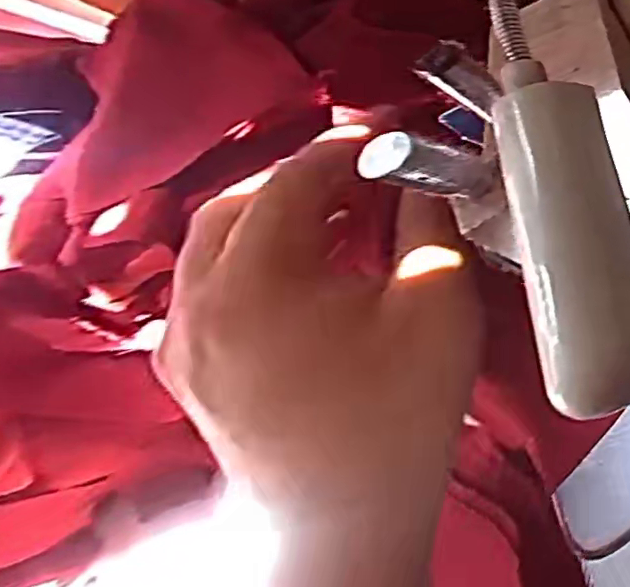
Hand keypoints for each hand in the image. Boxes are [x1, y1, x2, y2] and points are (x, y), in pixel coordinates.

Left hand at [156, 134, 480, 583]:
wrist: (351, 501)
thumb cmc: (404, 393)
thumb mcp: (438, 291)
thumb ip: (428, 220)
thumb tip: (424, 176)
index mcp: (256, 282)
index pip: (289, 181)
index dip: (347, 144)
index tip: (397, 129)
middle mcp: (200, 306)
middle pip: (237, 205)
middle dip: (308, 171)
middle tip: (378, 162)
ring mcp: (191, 341)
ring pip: (220, 242)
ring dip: (286, 208)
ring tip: (359, 202)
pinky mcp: (201, 367)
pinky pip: (223, 280)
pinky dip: (272, 247)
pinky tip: (330, 256)